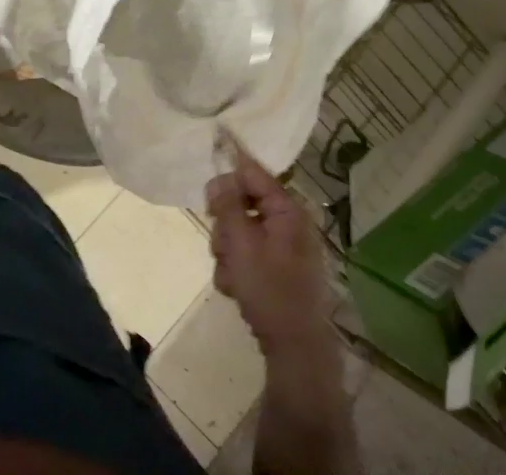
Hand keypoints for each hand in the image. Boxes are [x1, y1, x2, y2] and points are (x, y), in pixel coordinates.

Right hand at [206, 137, 335, 358]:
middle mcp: (287, 223)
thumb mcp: (242, 244)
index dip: (230, 166)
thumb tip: (218, 176)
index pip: (253, 173)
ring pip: (238, 232)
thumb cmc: (270, 289)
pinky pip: (244, 255)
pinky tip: (237, 290)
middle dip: (225, 227)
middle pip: (241, 204)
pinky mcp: (274, 269)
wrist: (294, 345)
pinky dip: (236, 269)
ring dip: (227, 253)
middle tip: (222, 247)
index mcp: (287, 210)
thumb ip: (227, 206)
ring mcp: (282, 247)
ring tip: (232, 277)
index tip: (210, 159)